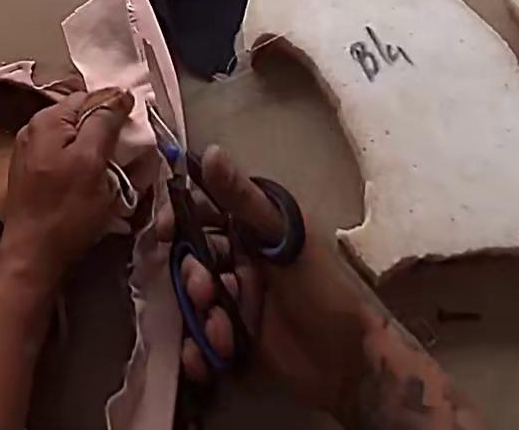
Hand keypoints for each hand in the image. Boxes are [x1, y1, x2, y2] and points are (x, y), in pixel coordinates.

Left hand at [0, 88, 135, 284]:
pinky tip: (91, 184)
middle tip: (126, 155)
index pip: (89, 97)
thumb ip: (103, 122)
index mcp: (46, 120)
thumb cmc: (66, 210)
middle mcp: (33, 129)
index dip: (114, 109)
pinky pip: (63, 157)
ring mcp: (29, 152)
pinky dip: (81, 164)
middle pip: (79, 117)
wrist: (32, 259)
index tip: (135, 130)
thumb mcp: (92, 162)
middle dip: (105, 132)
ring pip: (73, 139)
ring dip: (94, 151)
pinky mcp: (31, 174)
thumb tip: (119, 93)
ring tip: (112, 173)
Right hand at [162, 147, 484, 428]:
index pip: (203, 207)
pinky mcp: (235, 333)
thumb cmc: (324, 288)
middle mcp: (239, 253)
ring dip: (201, 311)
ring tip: (221, 328)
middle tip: (203, 289)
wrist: (355, 367)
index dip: (178, 215)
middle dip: (191, 272)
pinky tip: (205, 356)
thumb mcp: (284, 237)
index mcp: (252, 223)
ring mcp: (236, 294)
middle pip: (194, 253)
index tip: (164, 229)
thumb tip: (211, 151)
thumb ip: (243, 198)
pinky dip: (200, 345)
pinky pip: (203, 332)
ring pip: (197, 293)